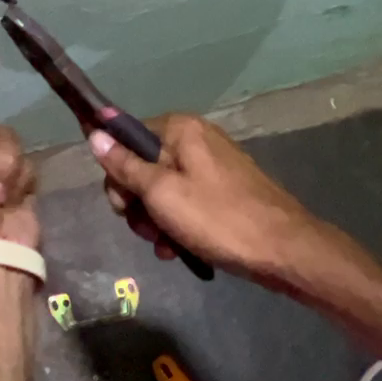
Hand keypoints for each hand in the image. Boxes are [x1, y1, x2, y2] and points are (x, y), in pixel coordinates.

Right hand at [90, 114, 323, 281]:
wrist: (287, 252)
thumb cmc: (218, 218)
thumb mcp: (161, 193)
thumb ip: (125, 165)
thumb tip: (94, 133)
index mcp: (179, 128)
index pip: (127, 138)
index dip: (117, 173)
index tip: (122, 206)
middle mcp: (195, 137)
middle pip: (144, 165)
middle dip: (138, 201)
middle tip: (146, 230)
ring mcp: (212, 164)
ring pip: (164, 187)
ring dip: (156, 218)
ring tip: (165, 246)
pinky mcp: (225, 189)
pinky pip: (187, 199)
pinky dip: (178, 221)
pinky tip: (178, 248)